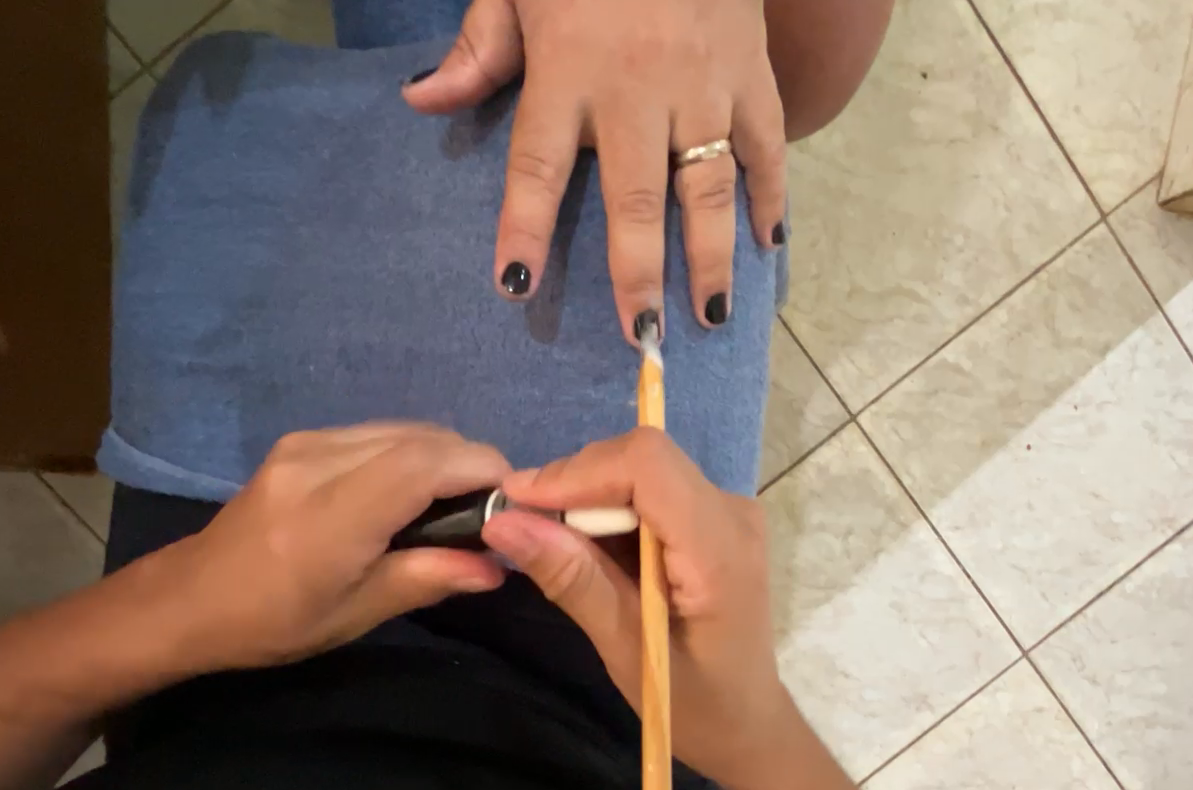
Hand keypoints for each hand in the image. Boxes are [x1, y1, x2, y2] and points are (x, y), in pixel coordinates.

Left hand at [152, 424, 509, 670]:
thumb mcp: (355, 613)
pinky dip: (416, 454)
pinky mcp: (303, 440)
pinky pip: (381, 434)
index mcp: (330, 517)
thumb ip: (428, 579)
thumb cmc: (273, 622)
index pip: (423, 464)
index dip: (480, 469)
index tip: (514, 499)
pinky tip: (417, 491)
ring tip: (459, 502)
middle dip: (471, 464)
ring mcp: (307, 444)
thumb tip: (497, 567)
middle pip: (422, 438)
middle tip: (492, 510)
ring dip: (445, 457)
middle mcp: (318, 462)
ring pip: (405, 430)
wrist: (188, 599)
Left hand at [402, 0, 788, 341]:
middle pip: (636, 197)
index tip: (515, 287)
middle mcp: (637, 87)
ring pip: (709, 184)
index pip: (538, 164)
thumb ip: (479, 49)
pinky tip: (769, 242)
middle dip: (638, 272)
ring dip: (712, 255)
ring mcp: (703, 83)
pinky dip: (770, 193)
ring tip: (711, 315)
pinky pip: (767, 143)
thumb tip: (422, 101)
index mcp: (570, 67)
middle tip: (641, 336)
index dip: (525, 228)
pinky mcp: (751, 71)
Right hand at [481, 429, 796, 785]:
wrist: (748, 722)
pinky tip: (591, 553)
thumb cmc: (694, 704)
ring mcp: (728, 512)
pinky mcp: (715, 520)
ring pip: (644, 471)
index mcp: (719, 549)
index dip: (578, 472)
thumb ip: (573, 579)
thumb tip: (504, 522)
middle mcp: (732, 513)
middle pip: (643, 461)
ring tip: (552, 545)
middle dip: (576, 486)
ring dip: (589, 501)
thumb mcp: (627, 649)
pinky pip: (653, 492)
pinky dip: (611, 514)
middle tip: (524, 527)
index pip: (648, 465)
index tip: (519, 503)